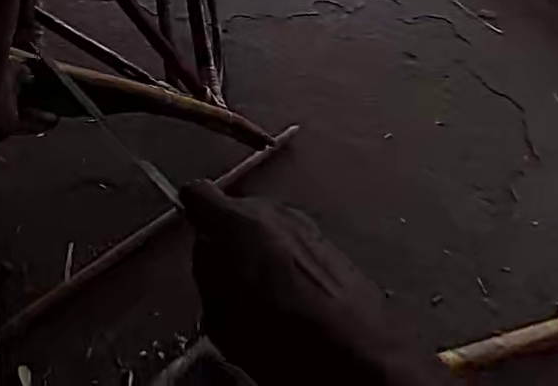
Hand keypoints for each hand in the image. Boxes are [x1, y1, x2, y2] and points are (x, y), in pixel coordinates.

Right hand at [181, 182, 443, 385]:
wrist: (366, 365)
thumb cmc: (284, 342)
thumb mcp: (221, 316)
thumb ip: (206, 271)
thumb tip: (208, 254)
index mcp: (234, 221)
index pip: (198, 193)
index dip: (192, 210)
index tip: (193, 229)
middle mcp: (271, 211)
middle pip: (237, 210)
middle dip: (231, 235)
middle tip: (232, 274)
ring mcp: (307, 226)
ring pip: (270, 227)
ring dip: (264, 249)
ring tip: (269, 292)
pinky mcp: (337, 247)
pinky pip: (298, 245)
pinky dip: (292, 263)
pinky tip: (299, 301)